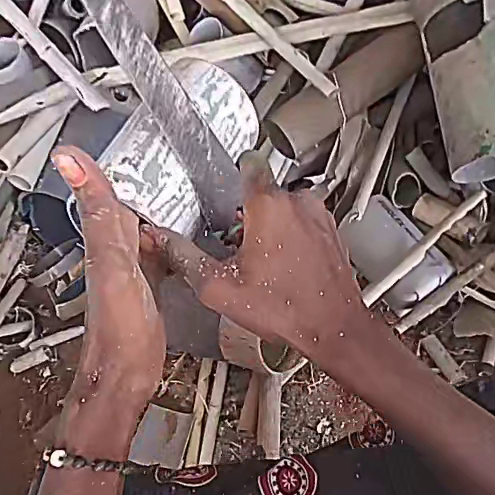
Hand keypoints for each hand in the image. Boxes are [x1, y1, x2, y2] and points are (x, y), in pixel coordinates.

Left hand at [54, 147, 163, 458]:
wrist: (126, 377)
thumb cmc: (119, 331)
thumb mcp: (113, 264)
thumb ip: (100, 212)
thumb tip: (69, 159)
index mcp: (107, 239)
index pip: (112, 189)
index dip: (125, 162)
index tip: (140, 135)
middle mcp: (117, 251)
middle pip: (132, 206)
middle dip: (150, 182)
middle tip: (173, 155)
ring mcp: (134, 270)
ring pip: (148, 228)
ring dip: (163, 210)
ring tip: (185, 188)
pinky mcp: (149, 288)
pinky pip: (161, 254)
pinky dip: (172, 241)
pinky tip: (183, 239)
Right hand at [152, 152, 378, 365]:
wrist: (334, 329)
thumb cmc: (287, 310)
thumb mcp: (220, 288)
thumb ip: (185, 257)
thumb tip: (161, 240)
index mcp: (268, 205)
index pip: (247, 165)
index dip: (231, 178)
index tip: (224, 192)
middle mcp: (297, 203)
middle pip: (262, 196)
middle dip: (248, 219)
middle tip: (239, 251)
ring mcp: (318, 217)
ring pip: (284, 212)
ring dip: (271, 230)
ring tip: (264, 265)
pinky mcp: (331, 233)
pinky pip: (303, 226)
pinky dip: (292, 241)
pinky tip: (284, 270)